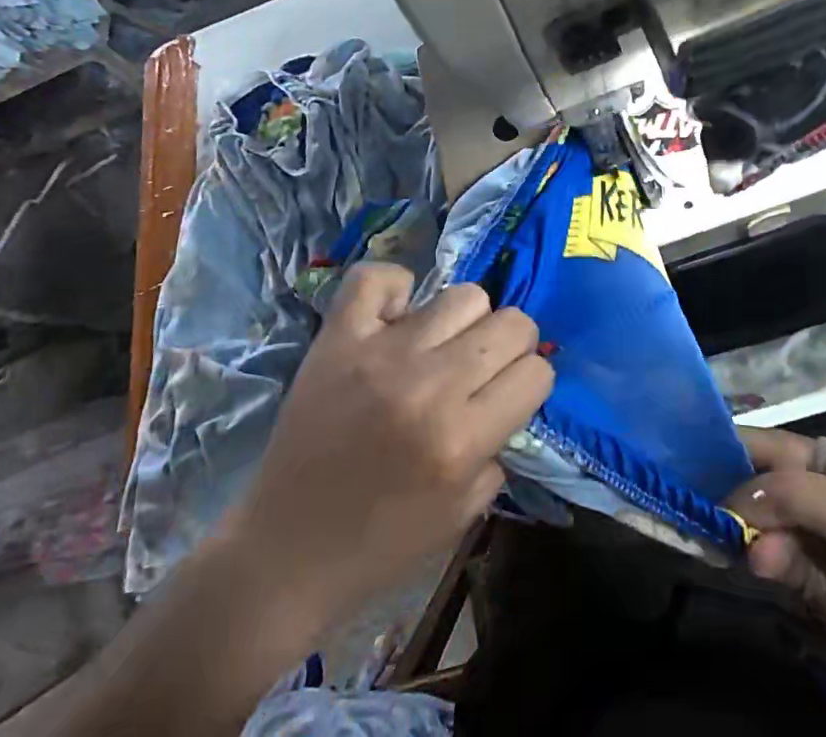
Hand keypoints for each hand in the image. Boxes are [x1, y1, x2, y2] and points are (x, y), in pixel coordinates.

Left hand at [219, 262, 553, 631]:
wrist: (287, 549)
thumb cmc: (383, 541)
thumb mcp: (465, 509)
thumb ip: (501, 447)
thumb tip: (511, 396)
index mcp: (463, 438)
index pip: (538, 372)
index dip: (531, 384)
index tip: (510, 397)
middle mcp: (429, 386)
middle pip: (513, 324)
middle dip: (513, 347)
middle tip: (484, 371)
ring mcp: (380, 355)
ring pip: (465, 295)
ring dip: (466, 323)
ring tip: (441, 349)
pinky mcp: (337, 340)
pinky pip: (377, 278)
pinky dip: (395, 290)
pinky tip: (395, 319)